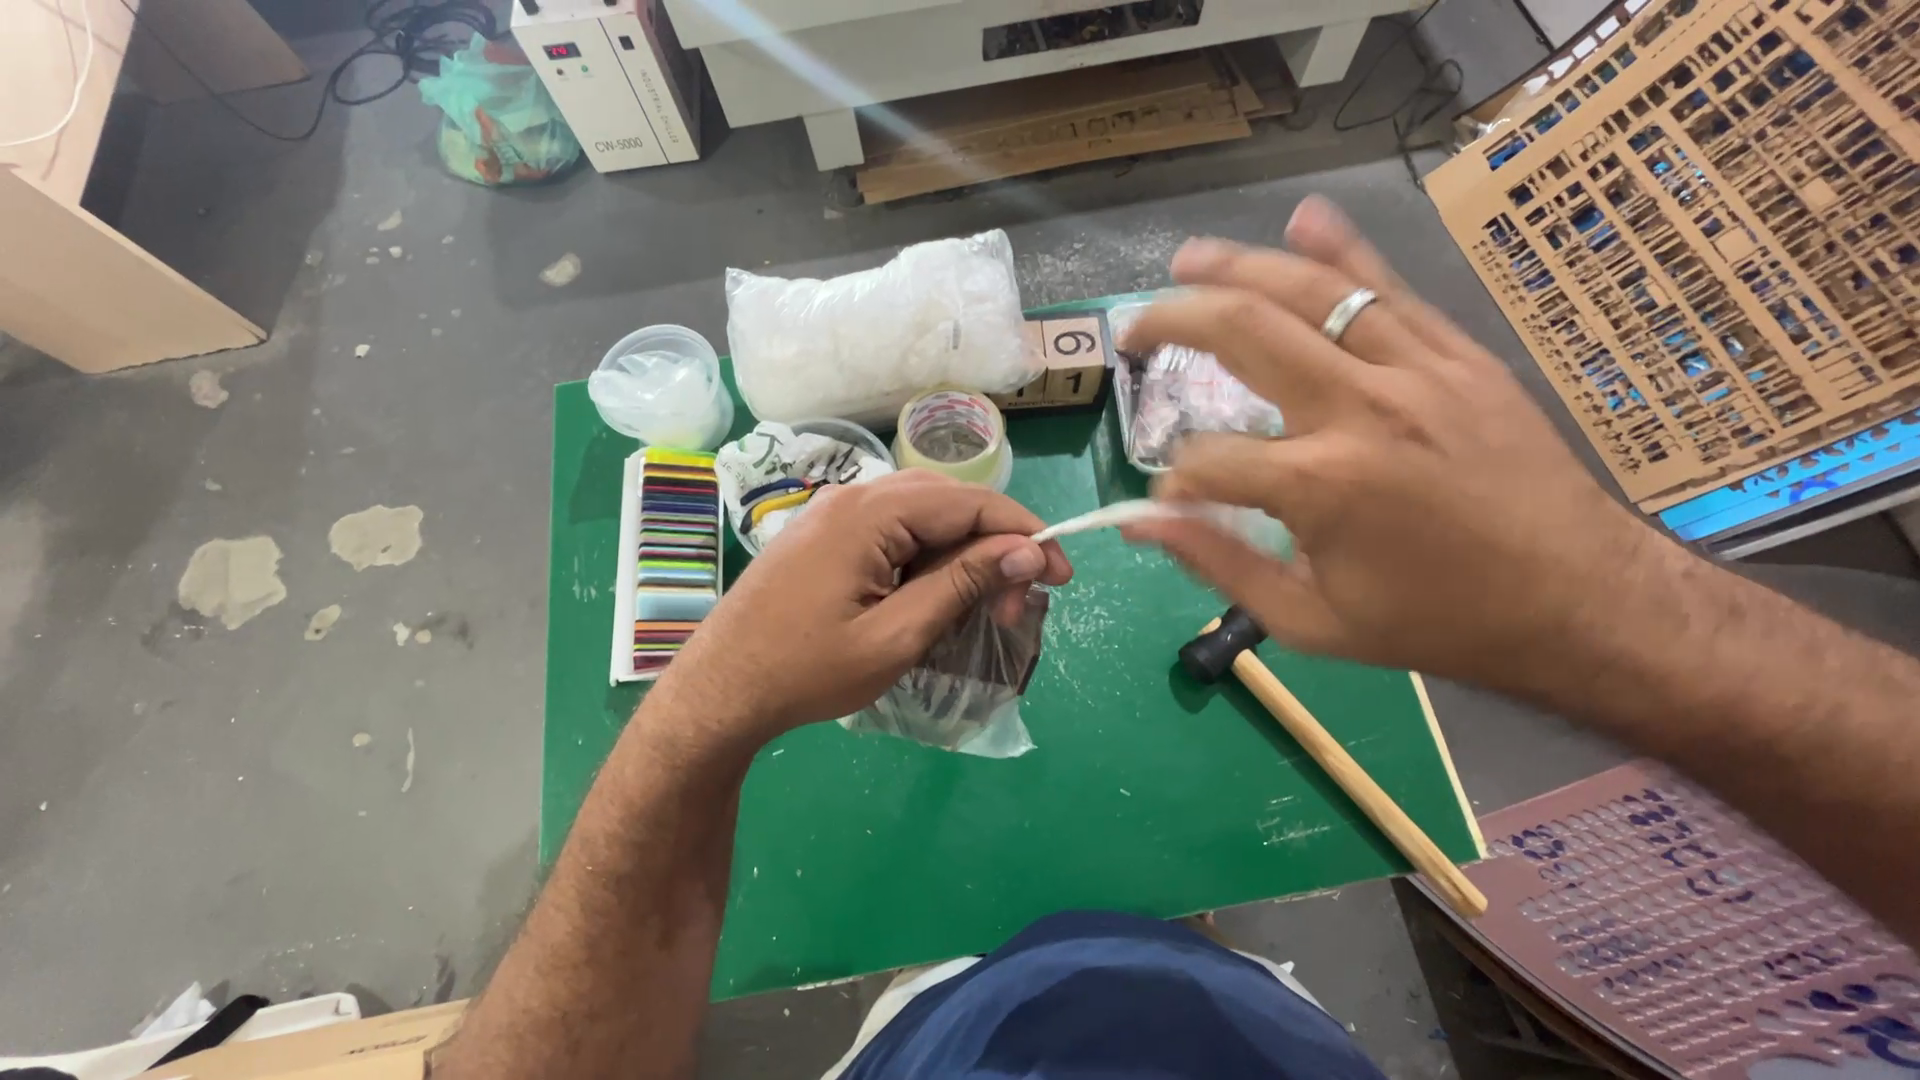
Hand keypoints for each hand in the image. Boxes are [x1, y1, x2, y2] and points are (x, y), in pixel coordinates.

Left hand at [647, 470, 1072, 747]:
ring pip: (922, 517)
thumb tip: (1026, 551)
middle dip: (995, 547)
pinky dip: (926, 559)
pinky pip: (892, 532)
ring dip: (962, 555)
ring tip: (983, 608)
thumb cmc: (806, 671)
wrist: (718, 692)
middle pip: (948, 503)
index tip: (1061, 576)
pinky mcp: (824, 537)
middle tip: (1018, 604)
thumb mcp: (897, 635)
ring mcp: (834, 514)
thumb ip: (962, 585)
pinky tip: (936, 596)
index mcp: (870, 513)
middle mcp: (853, 497)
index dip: (1024, 534)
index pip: (970, 503)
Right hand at [1120, 196, 1675, 690]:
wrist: (1580, 602)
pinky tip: (1302, 219)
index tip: (1172, 500)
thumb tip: (1140, 523)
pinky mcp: (1460, 357)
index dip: (1175, 480)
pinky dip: (1343, 250)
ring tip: (1187, 259)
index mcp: (1319, 484)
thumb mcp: (1309, 620)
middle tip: (1134, 330)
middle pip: (1243, 333)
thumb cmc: (1434, 623)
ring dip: (1239, 268)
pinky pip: (1391, 290)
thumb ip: (1217, 563)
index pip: (1208, 460)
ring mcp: (1417, 370)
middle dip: (1173, 321)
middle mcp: (1361, 408)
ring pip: (1312, 293)